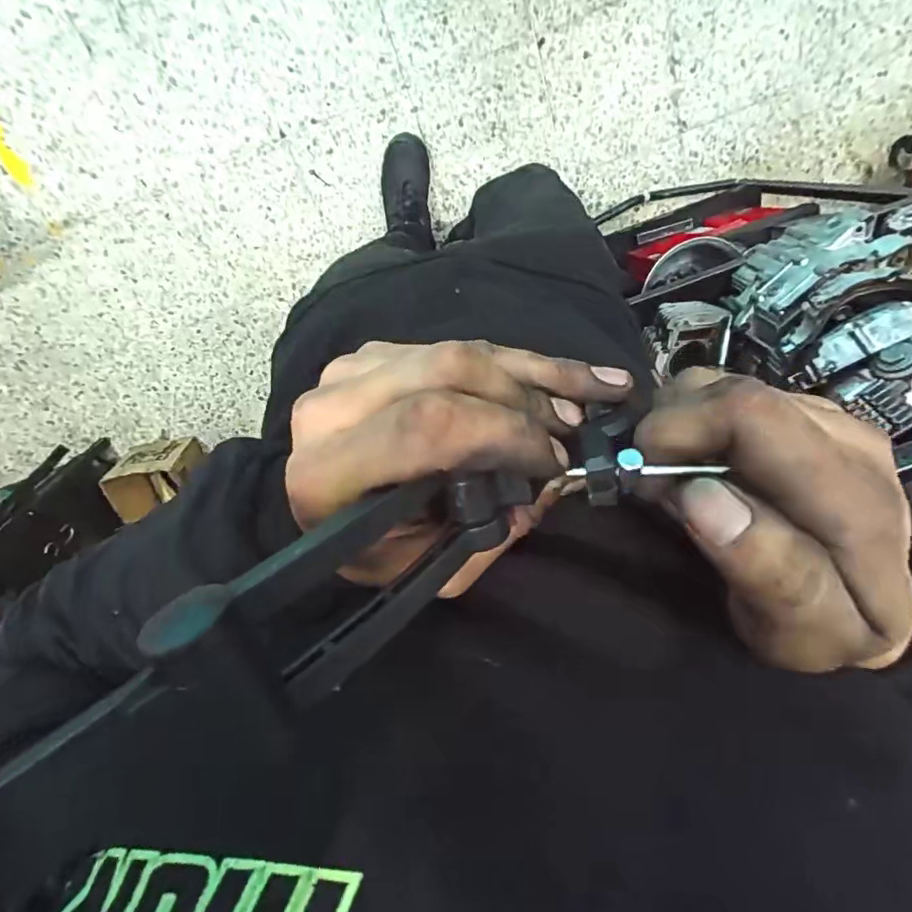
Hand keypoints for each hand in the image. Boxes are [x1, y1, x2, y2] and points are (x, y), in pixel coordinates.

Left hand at [287, 341, 633, 589]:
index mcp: (326, 471)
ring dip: (531, 371)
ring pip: (456, 350)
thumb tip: (549, 481)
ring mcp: (348, 371)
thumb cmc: (369, 550)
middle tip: (575, 428)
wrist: (323, 506)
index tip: (554, 461)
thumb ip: (488, 533)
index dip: (503, 434)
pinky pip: (454, 346)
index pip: (426, 425)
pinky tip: (557, 374)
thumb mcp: (425, 565)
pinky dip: (511, 361)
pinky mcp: (370, 354)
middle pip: (446, 371)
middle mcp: (330, 408)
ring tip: (588, 394)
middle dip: (525, 399)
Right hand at [633, 369, 911, 670]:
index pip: (752, 416)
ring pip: (725, 385)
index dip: (678, 431)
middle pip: (733, 393)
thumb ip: (769, 570)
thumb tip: (698, 492)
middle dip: (672, 429)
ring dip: (682, 423)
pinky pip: (729, 392)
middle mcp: (849, 440)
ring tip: (677, 475)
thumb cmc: (830, 632)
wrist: (864, 615)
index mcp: (855, 494)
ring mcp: (829, 419)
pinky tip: (699, 461)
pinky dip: (696, 420)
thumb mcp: (804, 635)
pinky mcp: (804, 413)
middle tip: (654, 484)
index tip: (646, 479)